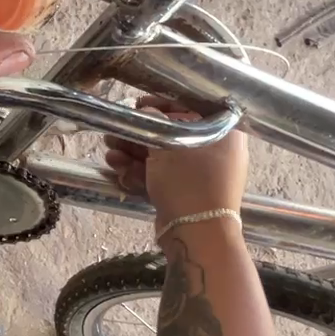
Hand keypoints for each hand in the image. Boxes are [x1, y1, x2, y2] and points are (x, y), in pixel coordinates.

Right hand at [103, 96, 248, 224]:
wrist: (196, 232)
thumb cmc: (189, 183)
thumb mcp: (167, 146)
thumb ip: (153, 123)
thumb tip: (143, 111)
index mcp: (224, 132)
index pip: (193, 106)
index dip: (163, 103)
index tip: (139, 105)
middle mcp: (216, 150)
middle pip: (172, 133)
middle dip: (139, 134)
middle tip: (115, 132)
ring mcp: (200, 173)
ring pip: (162, 156)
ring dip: (133, 154)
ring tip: (110, 154)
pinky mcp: (185, 191)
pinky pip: (162, 175)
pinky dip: (141, 173)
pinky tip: (119, 171)